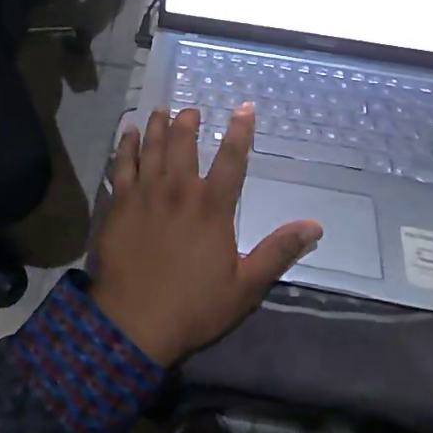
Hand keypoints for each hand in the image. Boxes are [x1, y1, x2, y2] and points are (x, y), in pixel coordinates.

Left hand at [91, 103, 322, 365]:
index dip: (240, 131)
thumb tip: (315, 225)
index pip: (231, 159)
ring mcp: (144, 195)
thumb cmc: (193, 307)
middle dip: (189, 122)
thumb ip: (278, 251)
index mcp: (211, 208)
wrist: (133, 325)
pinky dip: (125, 146)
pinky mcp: (118, 205)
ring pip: (152, 148)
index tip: (244, 107)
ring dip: (158, 126)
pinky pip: (121, 165)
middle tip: (191, 109)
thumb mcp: (245, 285)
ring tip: (162, 110)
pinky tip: (126, 132)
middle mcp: (177, 191)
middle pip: (184, 144)